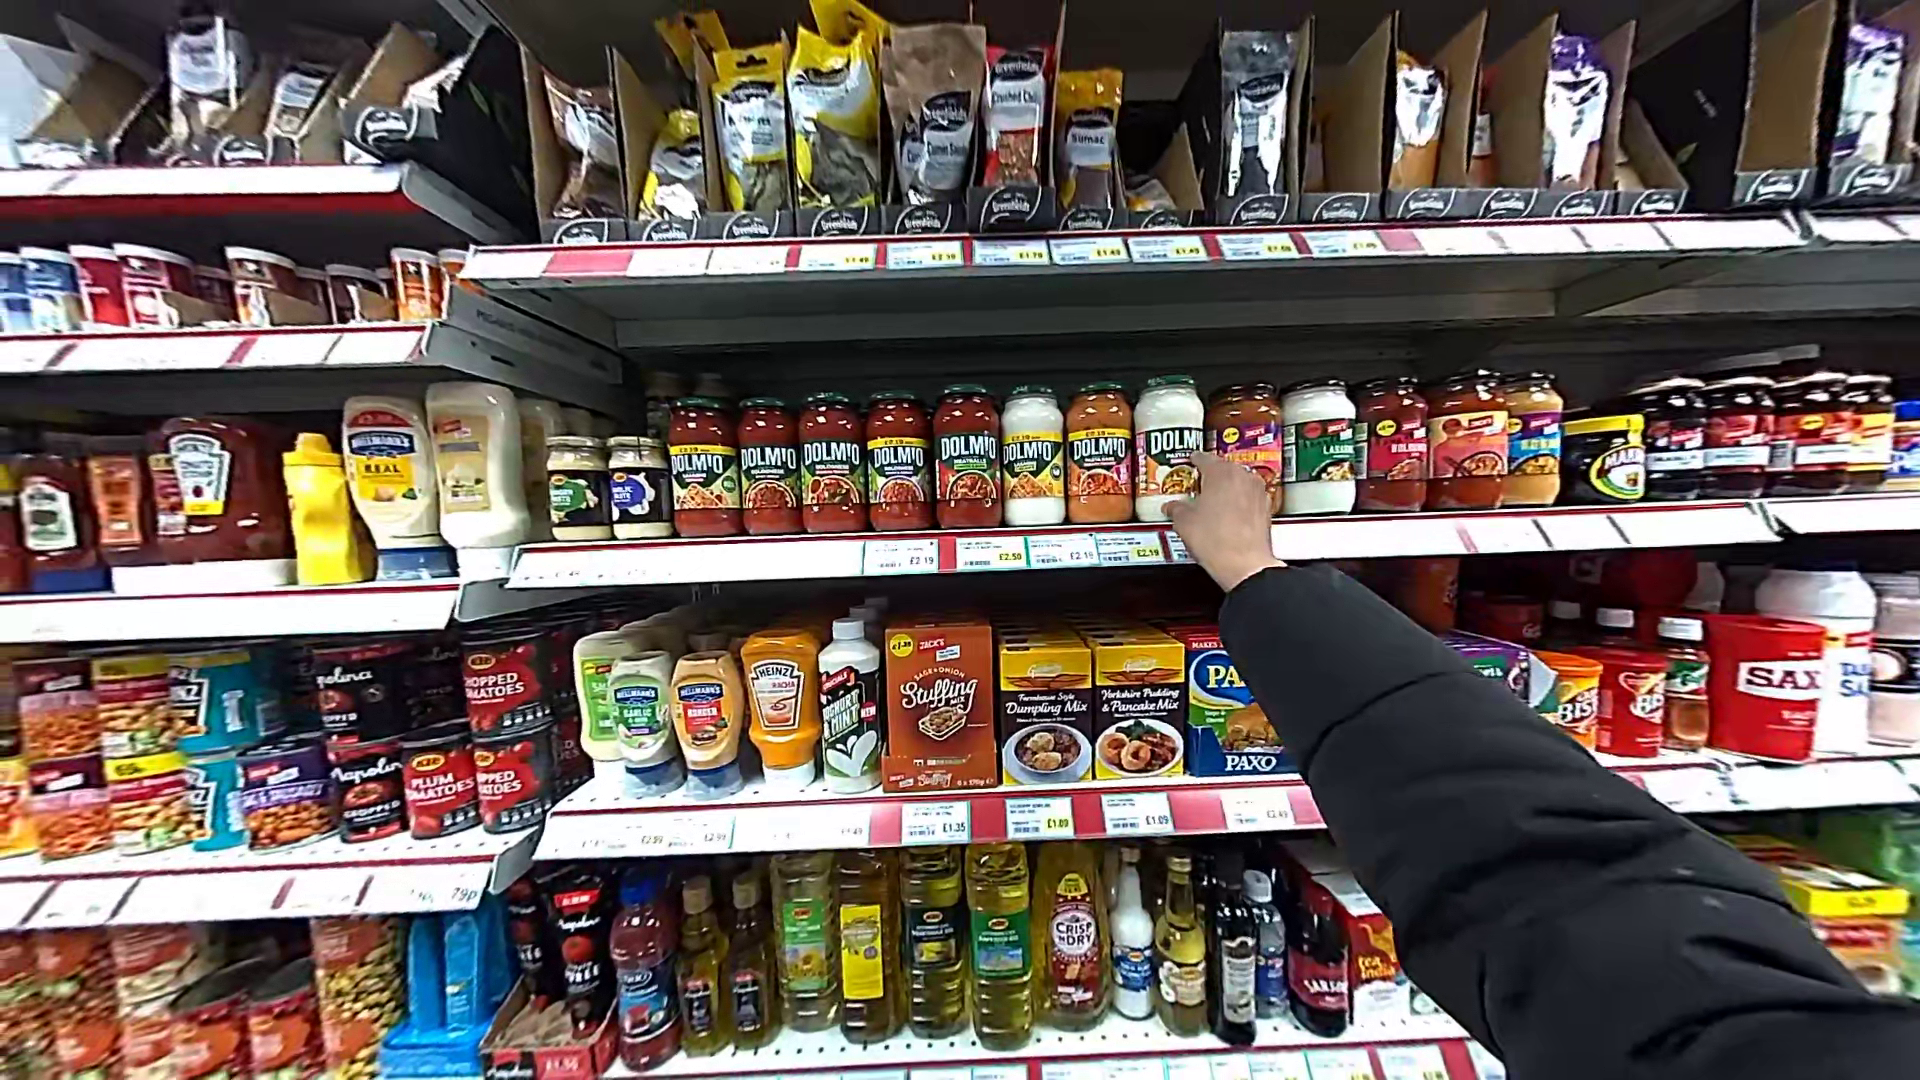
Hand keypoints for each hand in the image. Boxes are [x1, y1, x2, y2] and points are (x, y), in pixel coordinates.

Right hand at [1166, 451, 1284, 591]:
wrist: (1243, 563)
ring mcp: (1257, 492)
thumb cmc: (1216, 539)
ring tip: (1212, 499)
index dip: (1194, 459)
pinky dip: (1238, 501)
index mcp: (1220, 472)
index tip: (1191, 460)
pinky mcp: (1265, 509)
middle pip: (1224, 468)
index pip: (1204, 458)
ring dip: (1226, 487)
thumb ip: (1176, 508)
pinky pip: (1248, 497)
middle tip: (1197, 482)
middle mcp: (1242, 477)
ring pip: (1238, 481)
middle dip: (1211, 474)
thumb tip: (1172, 507)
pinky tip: (1227, 514)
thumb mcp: (1183, 521)